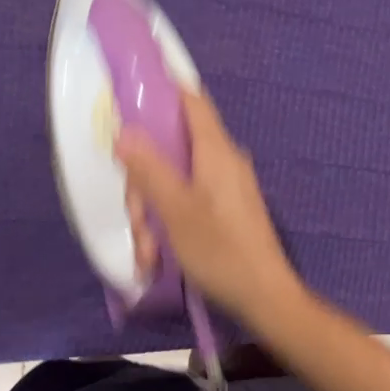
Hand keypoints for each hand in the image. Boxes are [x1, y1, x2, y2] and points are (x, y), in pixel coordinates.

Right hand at [115, 90, 303, 320]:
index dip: (163, 92)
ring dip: (153, 216)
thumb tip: (124, 130)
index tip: (132, 100)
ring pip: (175, 182)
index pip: (191, 100)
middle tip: (137, 219)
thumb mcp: (174, 210)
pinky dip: (169, 225)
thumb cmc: (219, 250)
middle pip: (172, 149)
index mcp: (215, 150)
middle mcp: (224, 161)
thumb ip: (148, 168)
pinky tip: (159, 260)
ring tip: (149, 254)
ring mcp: (227, 187)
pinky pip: (188, 203)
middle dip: (145, 184)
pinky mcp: (227, 211)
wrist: (265, 298)